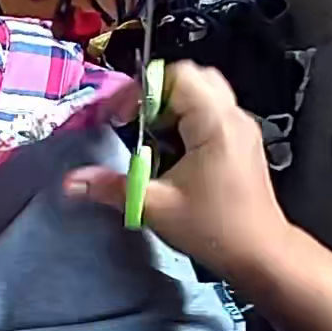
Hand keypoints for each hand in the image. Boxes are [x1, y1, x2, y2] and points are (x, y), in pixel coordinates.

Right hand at [64, 62, 291, 278]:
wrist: (260, 254)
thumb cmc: (213, 228)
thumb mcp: (155, 207)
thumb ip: (112, 188)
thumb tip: (71, 182)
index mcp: (214, 123)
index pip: (176, 77)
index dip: (140, 90)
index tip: (119, 118)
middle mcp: (232, 117)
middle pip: (191, 78)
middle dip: (154, 94)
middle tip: (133, 121)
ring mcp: (241, 129)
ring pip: (203, 94)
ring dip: (170, 107)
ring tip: (148, 135)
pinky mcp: (241, 144)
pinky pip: (211, 113)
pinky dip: (186, 120)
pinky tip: (170, 150)